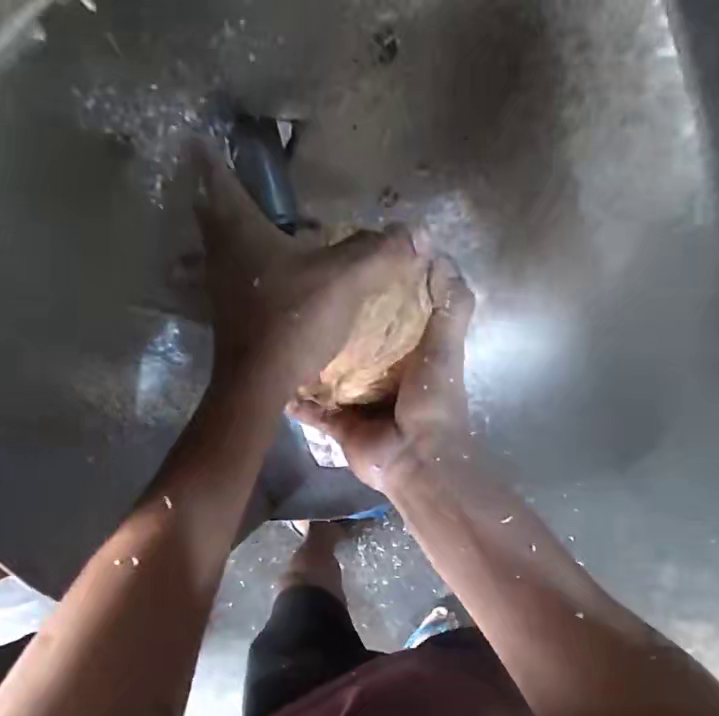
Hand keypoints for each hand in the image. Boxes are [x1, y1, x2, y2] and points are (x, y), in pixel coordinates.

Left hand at [195, 149, 419, 402]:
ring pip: (219, 244)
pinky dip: (243, 267)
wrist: (258, 384)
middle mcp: (219, 249)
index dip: (215, 151)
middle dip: (223, 189)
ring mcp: (218, 284)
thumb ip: (379, 253)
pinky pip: (231, 276)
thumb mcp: (345, 281)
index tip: (215, 135)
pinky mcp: (227, 313)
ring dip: (233, 230)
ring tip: (258, 223)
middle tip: (244, 179)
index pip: (215, 172)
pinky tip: (264, 275)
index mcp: (238, 226)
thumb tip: (419, 233)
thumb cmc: (294, 320)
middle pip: (212, 206)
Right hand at [288, 257, 475, 490]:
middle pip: (355, 342)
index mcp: (412, 354)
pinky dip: (294, 396)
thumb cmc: (433, 401)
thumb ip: (449, 304)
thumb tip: (436, 252)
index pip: (391, 313)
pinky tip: (269, 374)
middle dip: (333, 322)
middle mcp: (385, 375)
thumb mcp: (446, 346)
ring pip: (329, 372)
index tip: (346, 260)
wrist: (416, 460)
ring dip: (309, 356)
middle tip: (299, 291)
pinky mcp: (340, 425)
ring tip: (277, 326)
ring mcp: (360, 401)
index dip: (374, 290)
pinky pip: (312, 407)